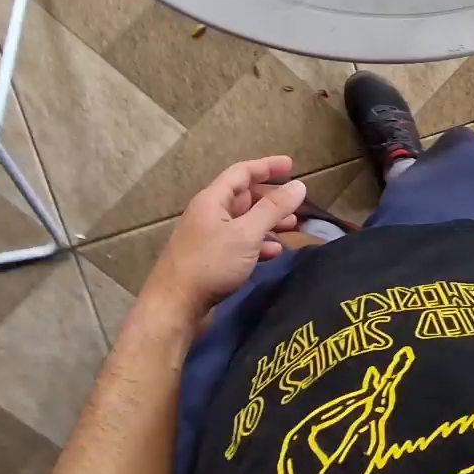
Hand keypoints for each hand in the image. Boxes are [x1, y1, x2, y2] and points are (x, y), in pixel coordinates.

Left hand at [139, 155, 307, 325]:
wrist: (174, 308)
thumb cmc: (210, 264)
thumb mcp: (246, 233)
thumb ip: (274, 208)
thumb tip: (300, 185)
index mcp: (213, 200)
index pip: (242, 173)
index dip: (267, 166)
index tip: (291, 165)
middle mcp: (209, 215)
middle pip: (244, 197)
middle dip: (272, 198)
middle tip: (297, 202)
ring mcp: (209, 239)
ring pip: (245, 221)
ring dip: (269, 221)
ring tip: (293, 226)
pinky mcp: (212, 261)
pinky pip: (240, 243)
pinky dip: (259, 244)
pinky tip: (274, 252)